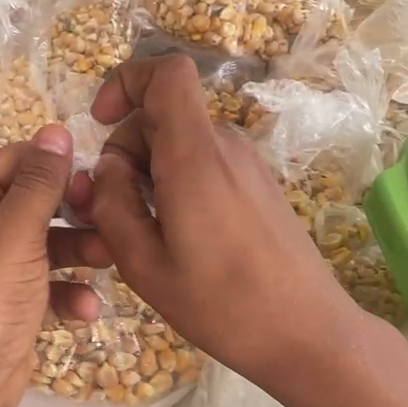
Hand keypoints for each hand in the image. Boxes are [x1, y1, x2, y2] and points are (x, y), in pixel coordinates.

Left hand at [0, 125, 111, 406]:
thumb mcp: (13, 234)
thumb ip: (40, 183)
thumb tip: (56, 128)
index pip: (16, 161)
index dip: (57, 165)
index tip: (99, 178)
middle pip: (36, 203)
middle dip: (75, 212)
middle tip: (110, 219)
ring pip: (47, 245)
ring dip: (79, 253)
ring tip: (110, 262)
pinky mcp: (10, 305)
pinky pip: (47, 286)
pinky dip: (67, 294)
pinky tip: (87, 310)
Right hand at [76, 56, 359, 391]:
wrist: (307, 333)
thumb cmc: (222, 305)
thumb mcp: (144, 264)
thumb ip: (112, 205)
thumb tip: (106, 168)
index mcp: (195, 156)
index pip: (167, 72)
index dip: (126, 81)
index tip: (99, 123)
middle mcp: (225, 147)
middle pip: (163, 115)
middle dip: (124, 151)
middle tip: (109, 212)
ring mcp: (248, 165)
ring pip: (181, 144)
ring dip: (148, 174)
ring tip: (142, 236)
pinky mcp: (259, 186)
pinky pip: (204, 165)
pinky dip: (176, 185)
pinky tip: (177, 240)